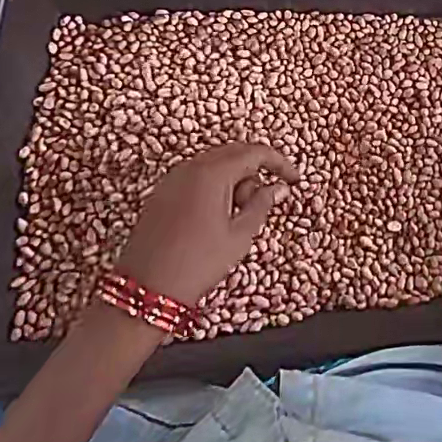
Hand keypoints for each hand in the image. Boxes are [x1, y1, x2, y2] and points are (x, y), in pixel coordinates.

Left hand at [114, 143, 297, 306]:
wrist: (147, 289)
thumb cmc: (197, 263)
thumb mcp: (240, 235)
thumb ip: (262, 204)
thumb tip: (277, 188)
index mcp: (212, 173)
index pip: (255, 152)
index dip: (280, 163)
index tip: (294, 178)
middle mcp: (189, 168)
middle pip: (234, 154)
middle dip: (255, 173)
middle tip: (265, 201)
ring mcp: (172, 180)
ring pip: (214, 166)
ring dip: (234, 182)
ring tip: (237, 218)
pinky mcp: (161, 194)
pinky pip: (196, 178)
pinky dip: (214, 189)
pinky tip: (216, 218)